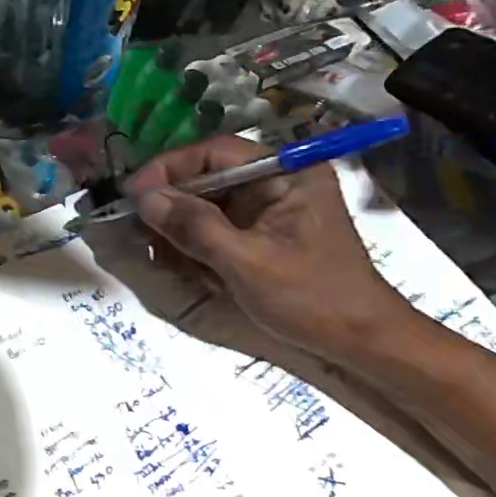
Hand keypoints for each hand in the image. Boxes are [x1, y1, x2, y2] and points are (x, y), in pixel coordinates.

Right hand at [121, 136, 409, 352]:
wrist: (361, 343)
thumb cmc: (313, 298)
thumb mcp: (247, 263)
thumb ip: (195, 227)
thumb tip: (145, 198)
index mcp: (285, 172)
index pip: (215, 153)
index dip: (169, 168)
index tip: (134, 193)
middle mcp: (274, 182)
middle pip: (206, 180)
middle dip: (174, 210)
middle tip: (144, 238)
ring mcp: (267, 210)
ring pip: (205, 208)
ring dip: (183, 236)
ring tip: (175, 265)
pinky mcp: (260, 234)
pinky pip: (215, 231)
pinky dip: (198, 251)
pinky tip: (197, 275)